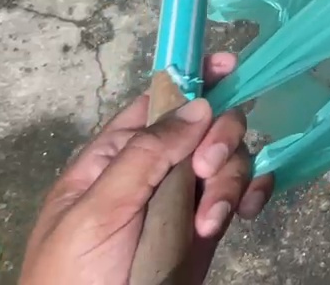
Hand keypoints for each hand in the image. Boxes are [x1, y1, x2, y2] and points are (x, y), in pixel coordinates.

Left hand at [20, 53, 274, 284]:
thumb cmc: (75, 279)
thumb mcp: (96, 215)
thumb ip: (145, 155)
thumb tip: (200, 103)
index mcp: (114, 160)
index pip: (159, 101)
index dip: (194, 77)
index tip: (229, 65)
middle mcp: (155, 169)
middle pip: (209, 123)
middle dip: (219, 140)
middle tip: (205, 171)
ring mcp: (184, 195)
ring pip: (233, 155)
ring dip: (231, 180)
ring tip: (211, 220)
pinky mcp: (210, 219)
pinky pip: (248, 186)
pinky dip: (254, 192)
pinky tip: (245, 213)